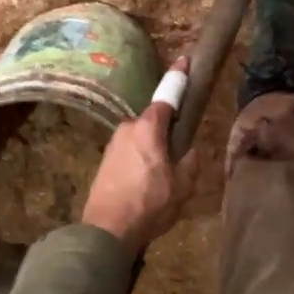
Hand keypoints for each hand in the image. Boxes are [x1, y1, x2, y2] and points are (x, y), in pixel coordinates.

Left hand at [80, 59, 199, 253]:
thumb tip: (190, 152)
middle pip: (152, 122)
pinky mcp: (104, 164)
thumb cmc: (148, 204)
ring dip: (150, 151)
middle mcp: (128, 128)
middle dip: (164, 133)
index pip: (167, 94)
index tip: (184, 59)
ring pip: (139, 140)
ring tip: (158, 180)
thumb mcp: (182, 186)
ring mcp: (112, 145)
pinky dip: (137, 164)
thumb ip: (190, 163)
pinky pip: (128, 155)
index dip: (178, 76)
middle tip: (175, 156)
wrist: (105, 234)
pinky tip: (142, 187)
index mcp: (149, 127)